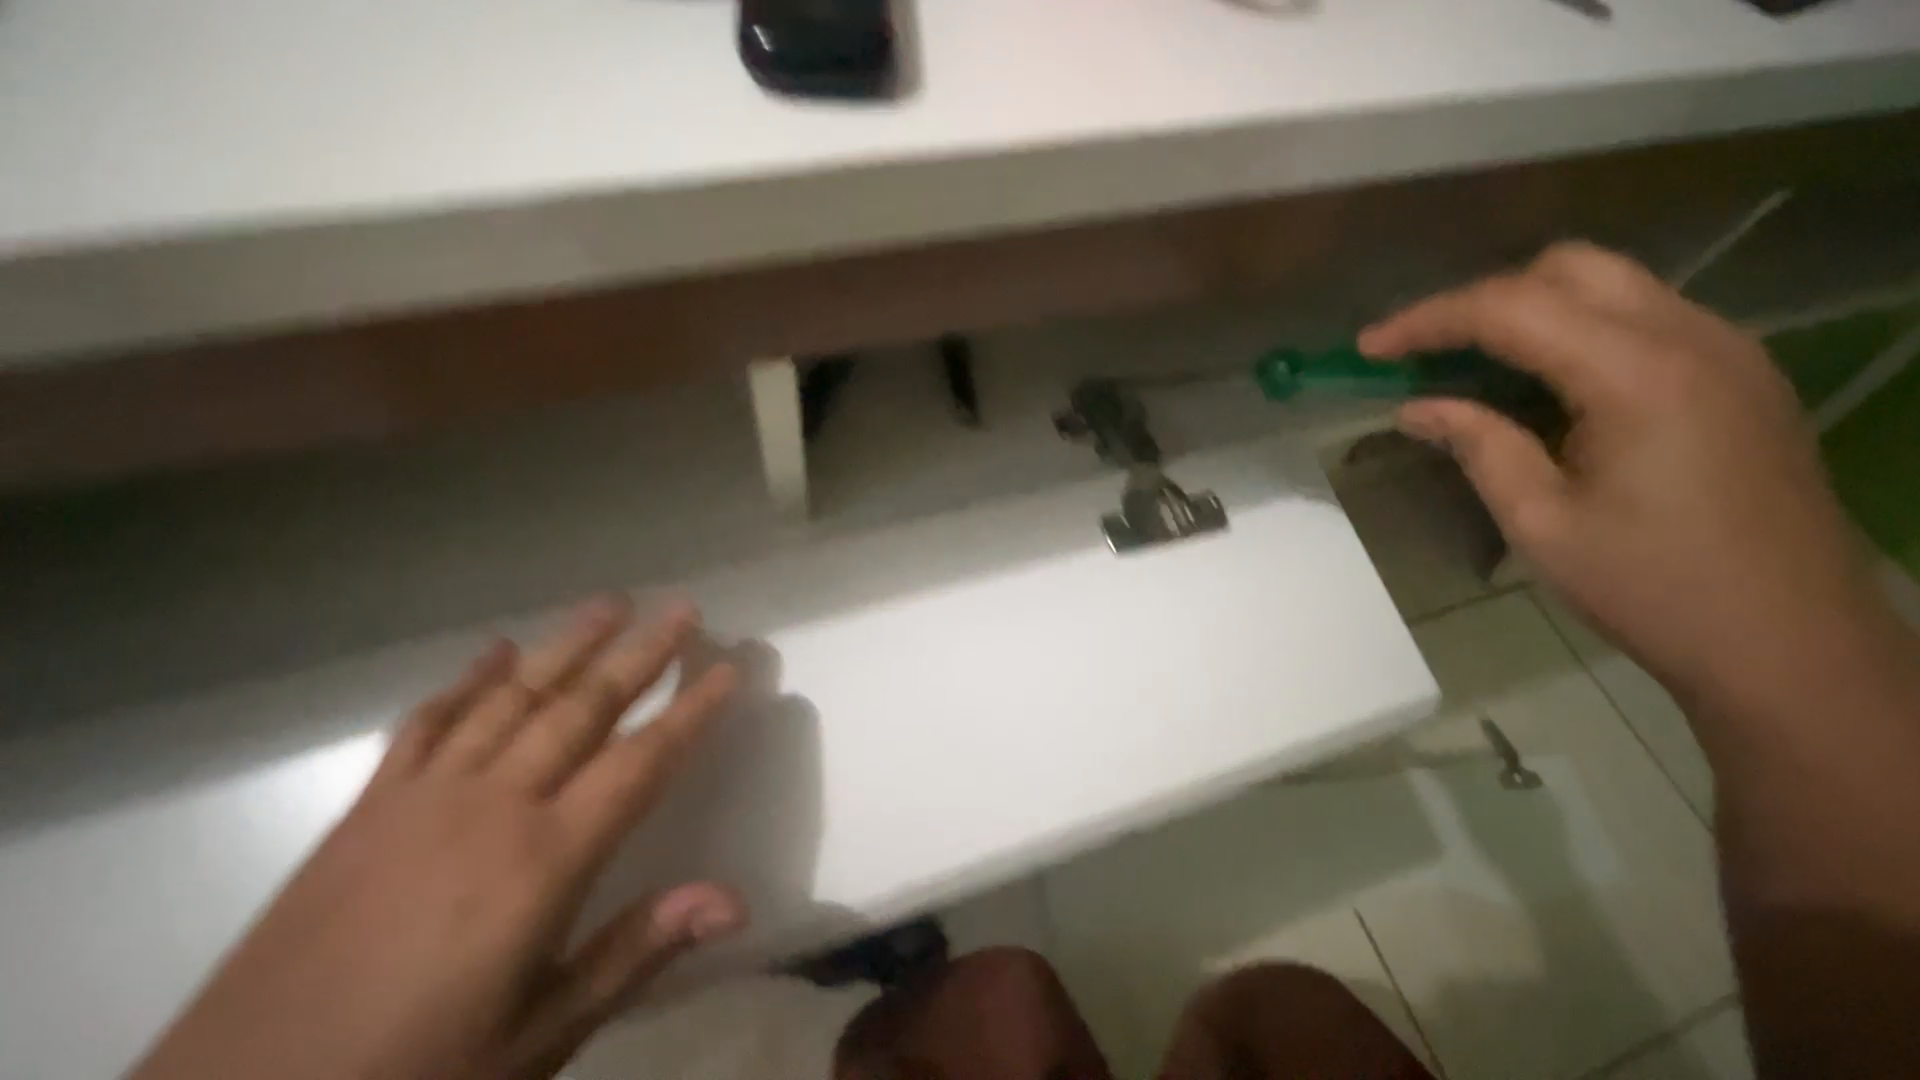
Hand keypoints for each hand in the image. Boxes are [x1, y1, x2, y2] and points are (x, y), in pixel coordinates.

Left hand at [129, 597, 743, 1079]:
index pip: (639, 764)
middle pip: (580, 709)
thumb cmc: (415, 1072)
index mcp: (542, 860)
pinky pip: (427, 724)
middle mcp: (489, 806)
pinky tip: (495, 652)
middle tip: (682, 608)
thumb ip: (635, 953)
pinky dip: (468, 682)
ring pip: (511, 698)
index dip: (690, 713)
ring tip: (609, 603)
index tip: (729, 668)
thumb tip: (734, 900)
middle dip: (639, 655)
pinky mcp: (366, 808)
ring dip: (565, 646)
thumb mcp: (539, 1035)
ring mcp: (421, 797)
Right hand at [1359, 243, 1884, 704]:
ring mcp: (1727, 350)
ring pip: (1610, 285)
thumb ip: (1479, 446)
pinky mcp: (1741, 375)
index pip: (1512, 307)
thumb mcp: (1541, 523)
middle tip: (1427, 354)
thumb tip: (1418, 407)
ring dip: (1532, 312)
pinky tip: (1546, 389)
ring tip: (1475, 370)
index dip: (1428, 319)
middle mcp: (1691, 337)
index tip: (1370, 348)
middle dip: (1483, 301)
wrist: (1791, 641)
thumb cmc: (1653, 589)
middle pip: (1567, 269)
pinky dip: (1578, 332)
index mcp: (1637, 374)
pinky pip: (1644, 319)